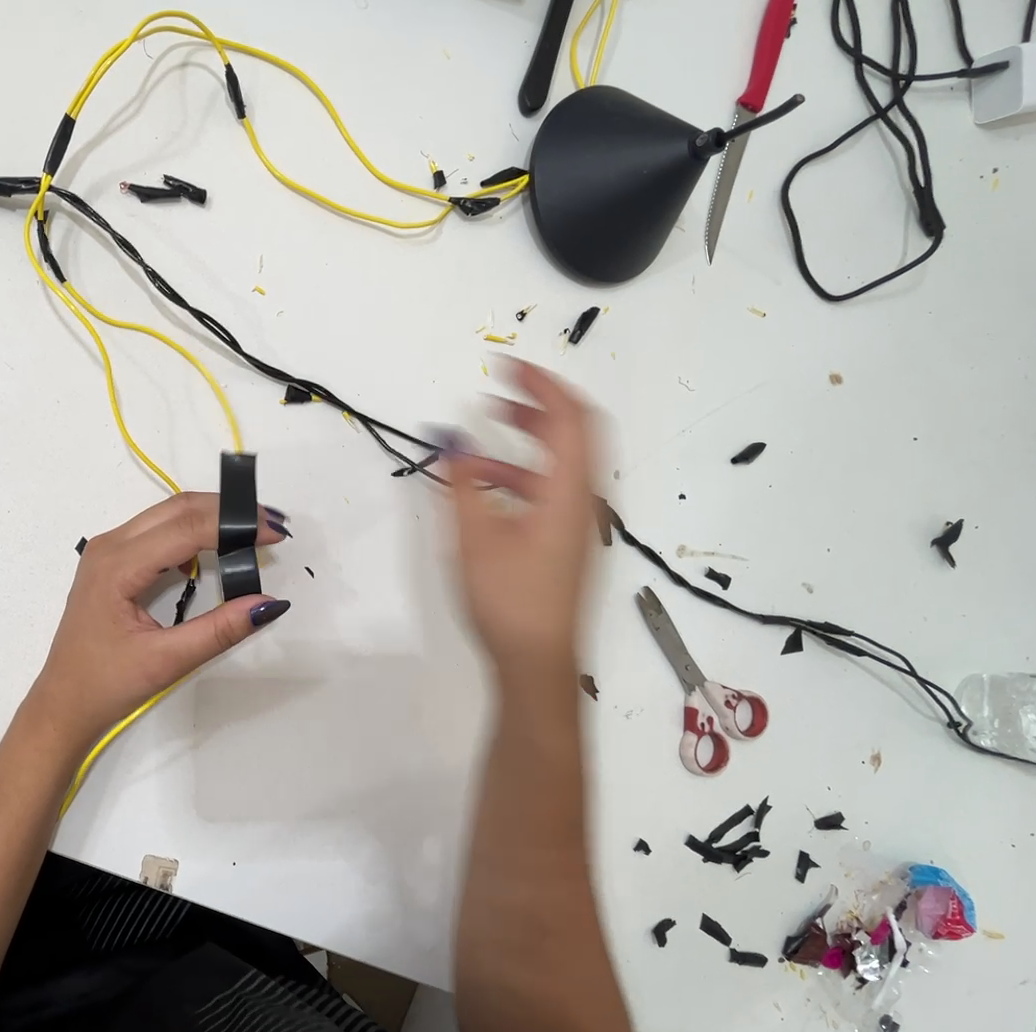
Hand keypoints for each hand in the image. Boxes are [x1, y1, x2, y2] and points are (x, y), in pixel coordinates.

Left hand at [22, 492, 291, 754]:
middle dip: (227, 511)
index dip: (234, 524)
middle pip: (177, 508)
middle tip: (272, 527)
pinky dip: (191, 531)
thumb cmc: (106, 684)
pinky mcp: (112, 560)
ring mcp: (108, 550)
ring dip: (211, 517)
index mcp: (117, 565)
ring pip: (167, 514)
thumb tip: (268, 604)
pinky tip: (213, 554)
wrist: (64, 701)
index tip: (276, 533)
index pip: (186, 527)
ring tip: (252, 535)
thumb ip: (219, 630)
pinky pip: (157, 531)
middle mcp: (109, 546)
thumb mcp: (166, 661)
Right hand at [449, 360, 597, 675]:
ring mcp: (576, 526)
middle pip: (574, 436)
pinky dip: (520, 476)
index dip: (541, 384)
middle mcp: (582, 502)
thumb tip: (453, 440)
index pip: (570, 417)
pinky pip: (550, 492)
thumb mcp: (474, 536)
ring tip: (480, 444)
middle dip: (535, 408)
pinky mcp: (564, 546)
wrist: (536, 661)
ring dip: (524, 444)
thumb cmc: (507, 596)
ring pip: (560, 466)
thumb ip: (462, 482)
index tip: (505, 366)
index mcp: (568, 492)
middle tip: (496, 395)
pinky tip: (483, 491)